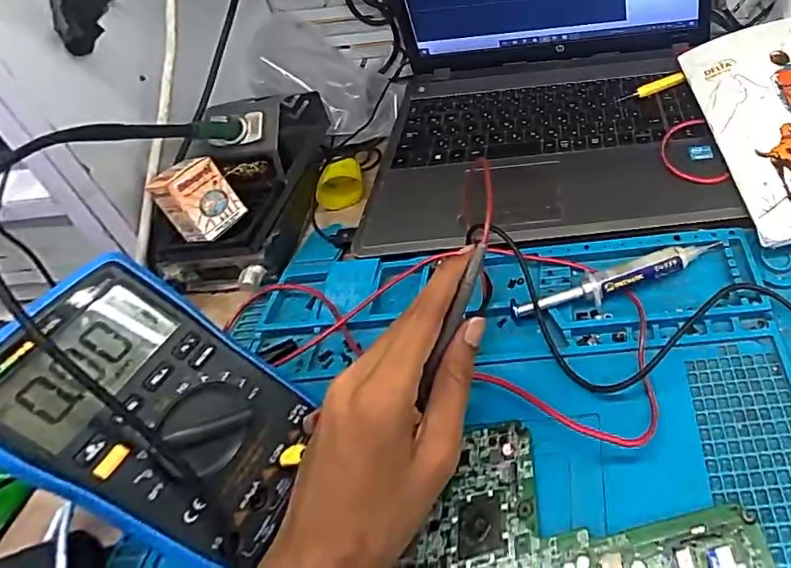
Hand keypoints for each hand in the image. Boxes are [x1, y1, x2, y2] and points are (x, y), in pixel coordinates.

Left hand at [264, 254, 483, 567]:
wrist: (317, 559)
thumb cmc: (382, 515)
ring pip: (392, 338)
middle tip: (473, 286)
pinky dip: (406, 348)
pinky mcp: (334, 397)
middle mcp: (355, 378)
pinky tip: (425, 363)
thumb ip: (456, 383)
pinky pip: (377, 357)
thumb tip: (471, 330)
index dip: (448, 280)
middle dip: (441, 301)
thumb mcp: (437, 454)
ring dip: (425, 327)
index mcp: (383, 391)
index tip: (468, 254)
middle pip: (406, 323)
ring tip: (456, 330)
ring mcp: (339, 387)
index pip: (422, 316)